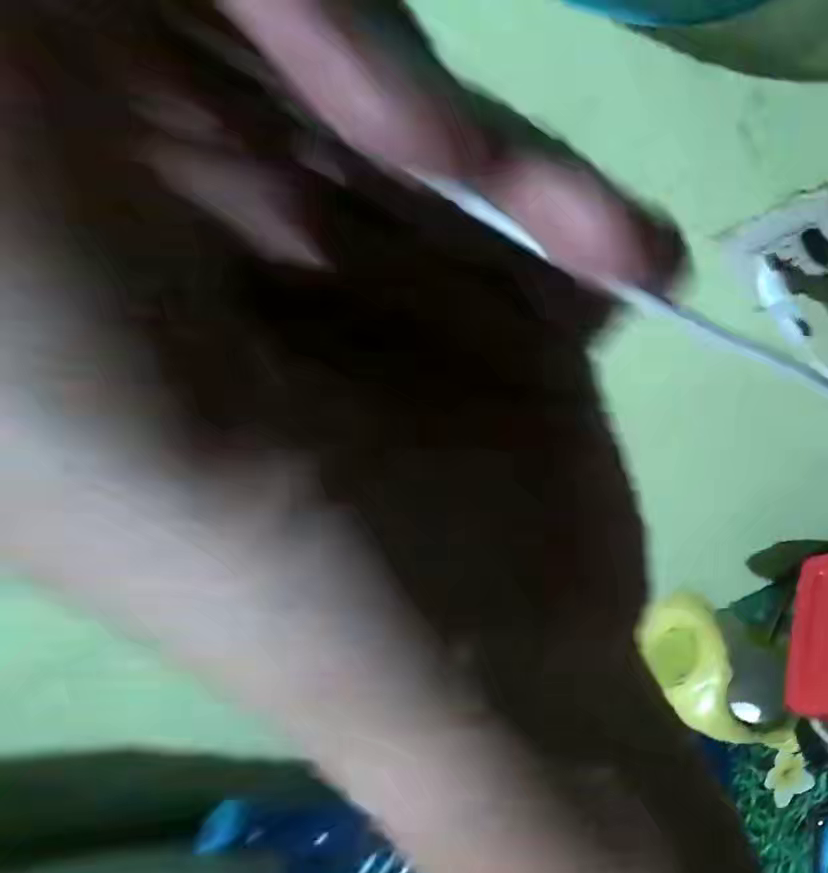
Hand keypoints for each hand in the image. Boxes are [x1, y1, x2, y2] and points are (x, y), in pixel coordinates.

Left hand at [0, 4, 796, 872]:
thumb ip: (115, 278)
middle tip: (453, 154)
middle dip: (355, 77)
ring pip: (398, 133)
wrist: (533, 686)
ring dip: (497, 173)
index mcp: (39, 289)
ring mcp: (345, 268)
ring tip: (587, 254)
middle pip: (223, 58)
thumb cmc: (392, 616)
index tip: (345, 100)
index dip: (185, 34)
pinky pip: (505, 209)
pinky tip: (606, 276)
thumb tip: (261, 244)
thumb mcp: (194, 450)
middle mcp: (167, 244)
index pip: (54, 72)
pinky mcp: (472, 302)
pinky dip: (557, 231)